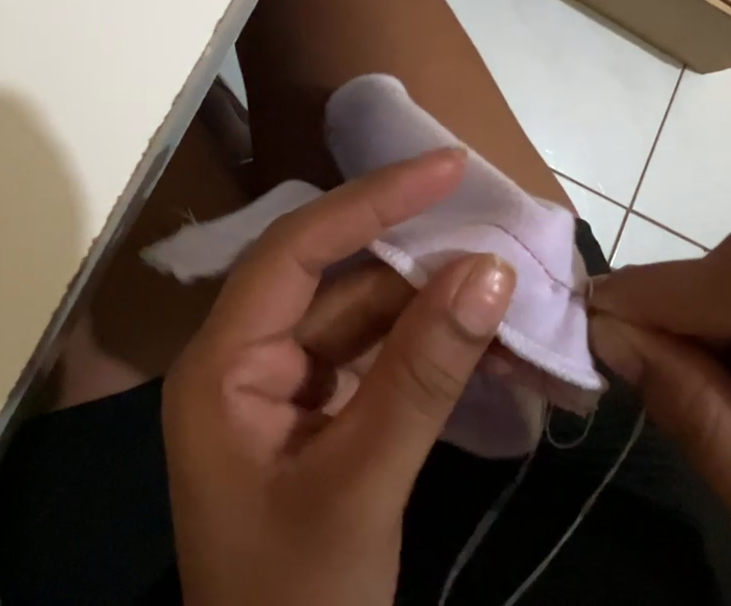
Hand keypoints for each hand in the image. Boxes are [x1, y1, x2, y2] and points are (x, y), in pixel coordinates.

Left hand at [162, 149, 517, 605]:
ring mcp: (286, 389)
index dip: (372, 201)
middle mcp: (248, 360)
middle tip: (489, 219)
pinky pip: (379, 359)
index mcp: (223, 365)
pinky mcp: (322, 416)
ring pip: (365, 318)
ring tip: (507, 288)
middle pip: (334, 278)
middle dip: (414, 253)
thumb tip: (490, 271)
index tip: (447, 168)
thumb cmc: (296, 598)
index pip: (296, 251)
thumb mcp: (361, 484)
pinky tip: (486, 342)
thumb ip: (422, 374)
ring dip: (435, 304)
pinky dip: (432, 348)